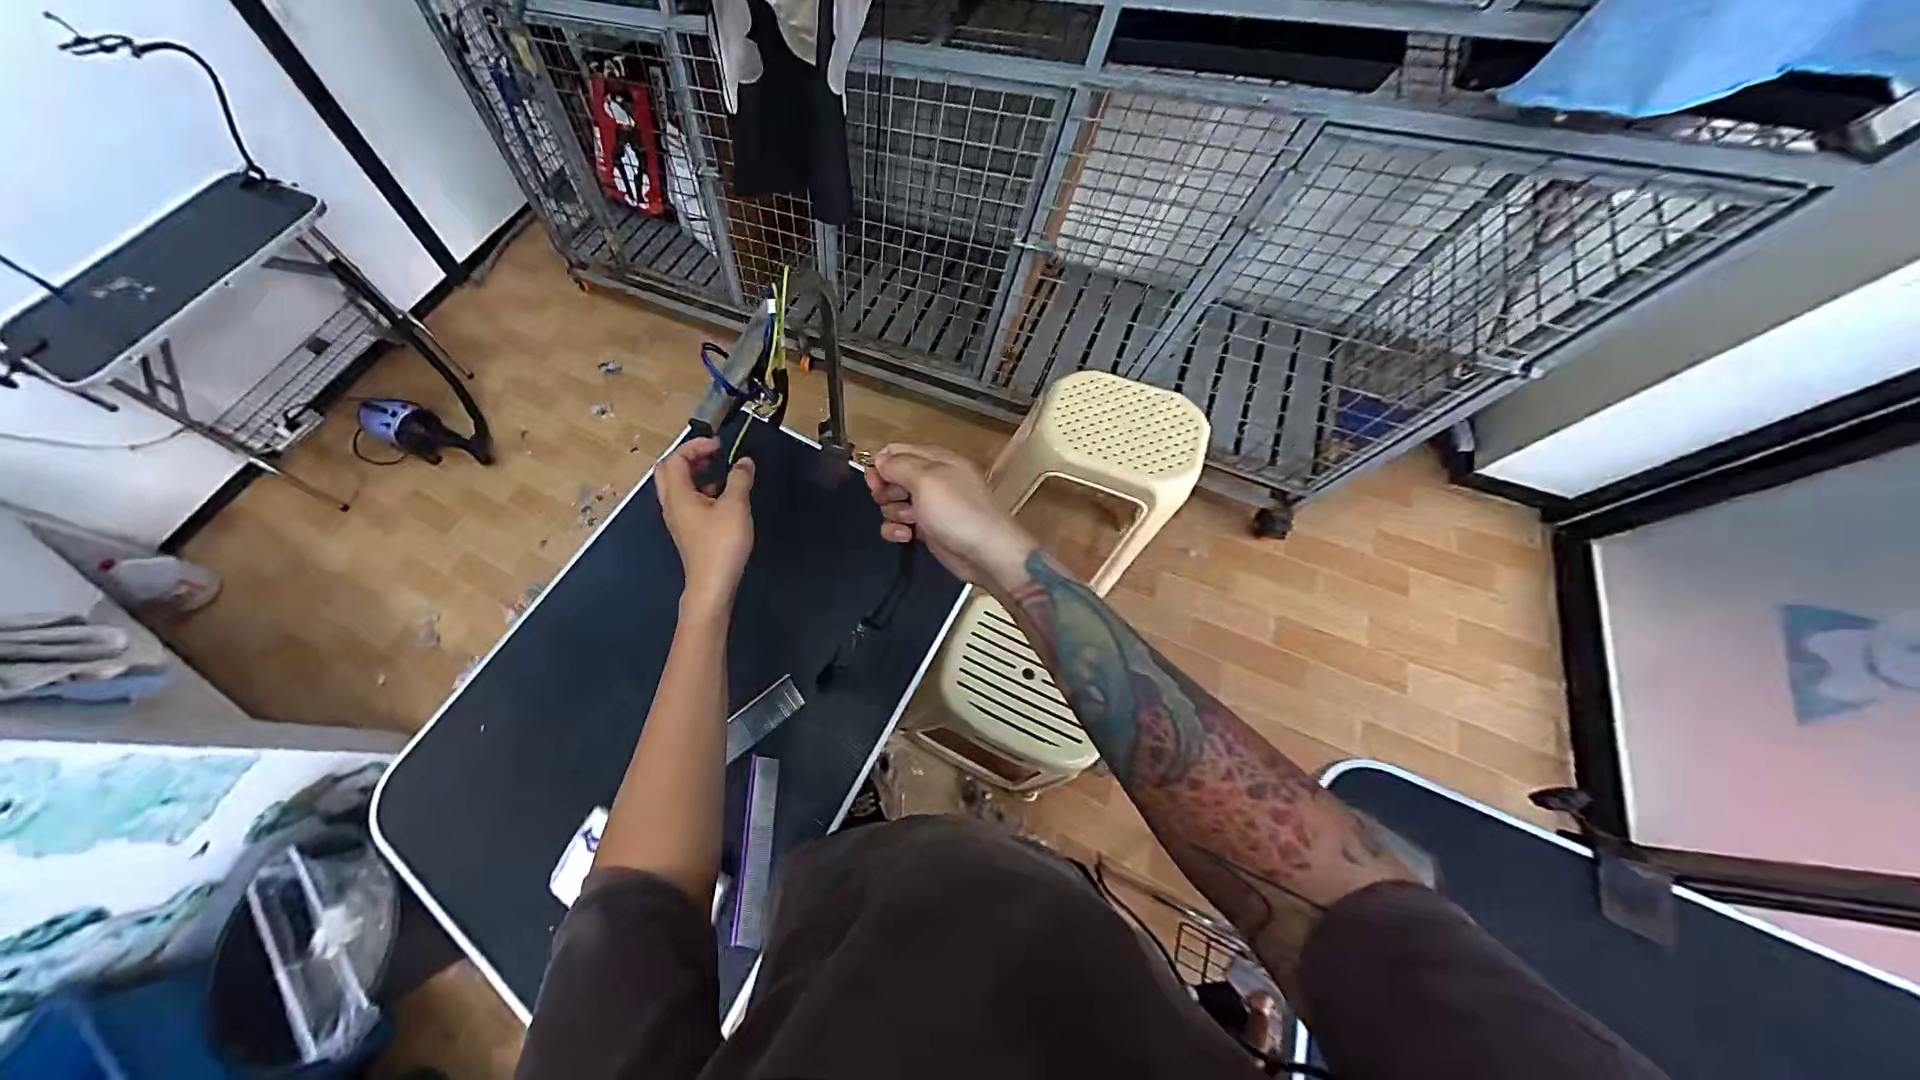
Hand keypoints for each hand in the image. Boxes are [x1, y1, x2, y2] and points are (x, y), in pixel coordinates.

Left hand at [657, 437, 754, 616]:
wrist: (712, 583)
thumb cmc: (721, 543)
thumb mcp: (736, 506)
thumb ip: (740, 479)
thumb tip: (744, 462)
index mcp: (678, 494)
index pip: (676, 459)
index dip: (695, 446)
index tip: (719, 444)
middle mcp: (672, 504)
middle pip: (669, 471)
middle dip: (690, 457)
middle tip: (713, 455)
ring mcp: (678, 519)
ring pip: (678, 487)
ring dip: (696, 474)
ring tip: (721, 472)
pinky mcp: (688, 530)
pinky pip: (687, 501)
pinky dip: (701, 490)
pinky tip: (723, 496)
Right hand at [865, 444, 1036, 591]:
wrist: (986, 554)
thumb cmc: (958, 512)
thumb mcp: (926, 480)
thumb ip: (899, 465)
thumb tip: (879, 460)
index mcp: (936, 459)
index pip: (896, 451)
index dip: (880, 464)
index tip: (874, 481)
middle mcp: (933, 479)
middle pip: (892, 477)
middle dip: (884, 490)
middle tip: (890, 500)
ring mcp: (931, 505)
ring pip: (894, 502)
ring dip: (892, 512)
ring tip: (907, 520)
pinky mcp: (929, 528)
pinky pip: (901, 524)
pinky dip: (897, 530)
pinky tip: (905, 536)